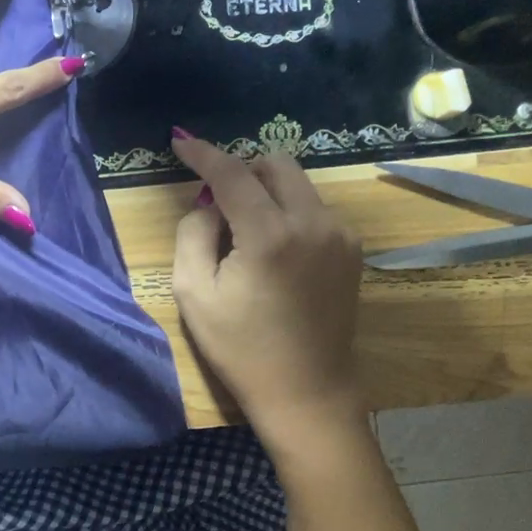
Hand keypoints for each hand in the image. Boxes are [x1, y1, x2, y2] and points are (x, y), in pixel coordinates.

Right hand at [169, 133, 364, 430]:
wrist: (305, 390)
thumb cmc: (239, 347)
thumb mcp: (193, 293)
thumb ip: (193, 234)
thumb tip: (207, 204)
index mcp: (269, 235)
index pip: (232, 174)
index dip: (203, 153)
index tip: (180, 140)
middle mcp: (312, 222)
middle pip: (275, 164)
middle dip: (242, 170)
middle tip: (216, 202)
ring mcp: (339, 234)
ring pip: (298, 185)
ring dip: (265, 192)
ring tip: (243, 232)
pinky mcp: (352, 249)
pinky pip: (313, 209)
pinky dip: (287, 212)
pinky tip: (271, 249)